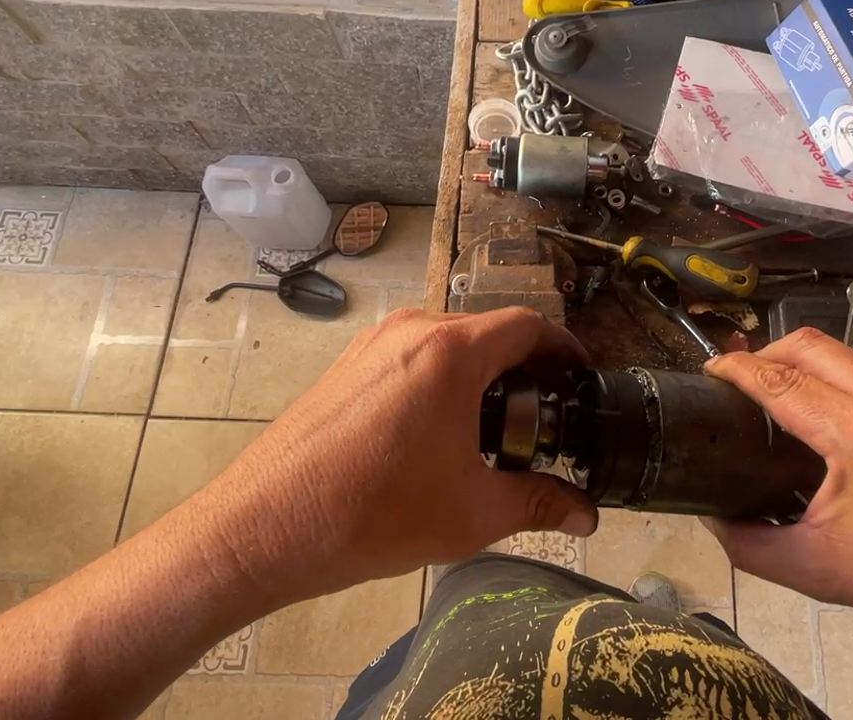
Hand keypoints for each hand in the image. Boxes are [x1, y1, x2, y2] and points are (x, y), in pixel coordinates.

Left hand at [199, 307, 598, 603]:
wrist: (264, 527)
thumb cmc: (376, 514)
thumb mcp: (471, 514)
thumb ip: (538, 505)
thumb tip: (588, 516)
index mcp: (452, 352)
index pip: (527, 325)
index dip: (562, 347)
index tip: (578, 377)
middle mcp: (414, 329)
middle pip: (488, 330)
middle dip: (523, 365)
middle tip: (541, 414)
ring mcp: (375, 341)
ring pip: (449, 339)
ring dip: (481, 370)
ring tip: (492, 424)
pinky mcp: (348, 361)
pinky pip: (413, 352)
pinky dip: (442, 374)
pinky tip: (436, 426)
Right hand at [703, 328, 852, 648]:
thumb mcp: (817, 570)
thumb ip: (749, 543)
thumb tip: (709, 516)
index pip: (783, 381)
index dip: (738, 369)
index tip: (710, 370)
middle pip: (809, 345)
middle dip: (764, 353)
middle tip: (738, 381)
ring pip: (840, 351)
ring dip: (800, 362)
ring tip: (774, 394)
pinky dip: (833, 377)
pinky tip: (821, 409)